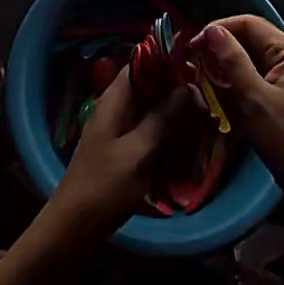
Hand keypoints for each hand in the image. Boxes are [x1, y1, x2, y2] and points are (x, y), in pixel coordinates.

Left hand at [57, 66, 194, 233]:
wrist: (75, 226)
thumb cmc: (105, 186)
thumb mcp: (138, 151)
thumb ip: (162, 118)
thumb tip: (187, 88)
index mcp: (113, 100)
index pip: (139, 64)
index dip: (165, 59)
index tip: (196, 61)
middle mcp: (115, 108)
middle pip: (147, 85)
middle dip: (175, 86)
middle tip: (208, 90)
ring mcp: (118, 129)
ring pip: (150, 107)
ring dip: (173, 108)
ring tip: (205, 111)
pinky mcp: (123, 148)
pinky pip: (148, 128)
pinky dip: (166, 128)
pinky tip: (188, 135)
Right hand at [192, 15, 283, 268]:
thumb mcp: (254, 99)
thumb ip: (233, 61)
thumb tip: (212, 30)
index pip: (248, 23)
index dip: (218, 29)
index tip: (192, 46)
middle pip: (248, 37)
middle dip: (219, 47)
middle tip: (192, 63)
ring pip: (249, 56)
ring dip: (225, 64)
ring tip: (202, 77)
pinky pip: (255, 73)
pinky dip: (235, 79)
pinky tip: (220, 91)